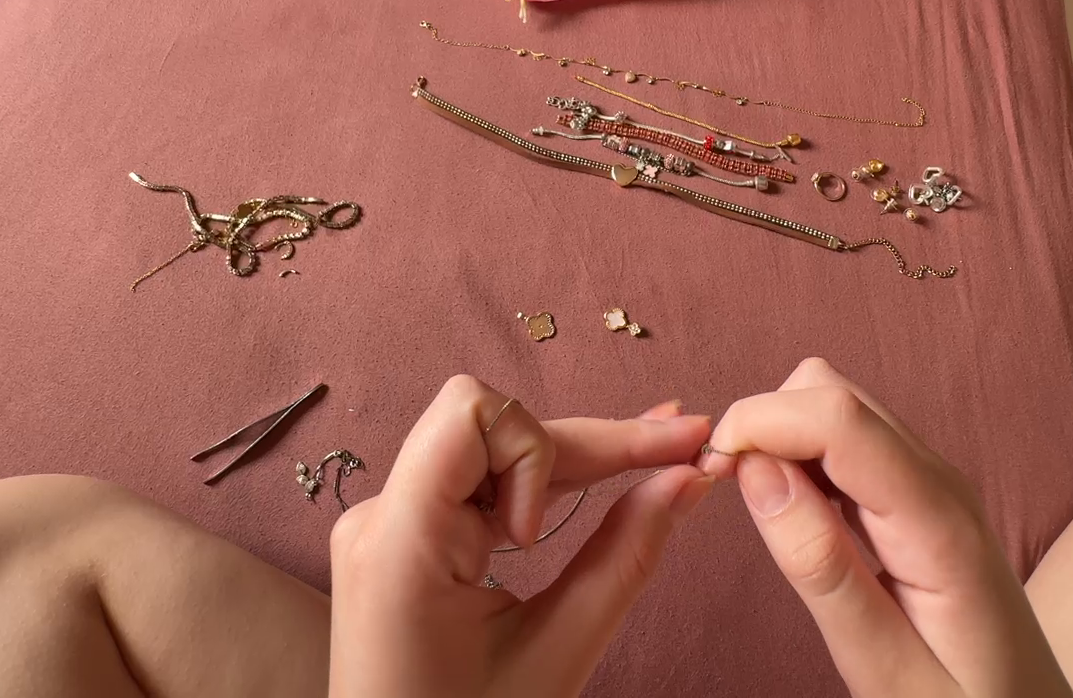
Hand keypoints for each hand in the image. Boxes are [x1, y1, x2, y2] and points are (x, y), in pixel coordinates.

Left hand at [329, 375, 714, 696]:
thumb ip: (624, 558)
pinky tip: (597, 477)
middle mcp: (382, 512)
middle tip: (683, 436)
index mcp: (400, 543)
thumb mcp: (553, 659)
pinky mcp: (408, 528)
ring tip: (655, 456)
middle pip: (493, 425)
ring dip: (572, 457)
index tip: (543, 531)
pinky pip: (483, 477)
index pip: (467, 413)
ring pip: (495, 443)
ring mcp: (391, 518)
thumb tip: (689, 477)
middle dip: (590, 439)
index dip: (532, 445)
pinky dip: (543, 480)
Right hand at [700, 358, 1072, 697]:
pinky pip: (841, 431)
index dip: (762, 420)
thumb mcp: (889, 672)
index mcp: (938, 523)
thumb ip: (821, 567)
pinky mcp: (910, 482)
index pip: (839, 418)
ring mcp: (926, 474)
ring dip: (779, 433)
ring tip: (768, 507)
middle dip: (765, 422)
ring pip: (831, 399)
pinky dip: (798, 448)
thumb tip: (754, 468)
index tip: (715, 469)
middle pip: (830, 390)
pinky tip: (796, 506)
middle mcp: (935, 477)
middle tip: (736, 492)